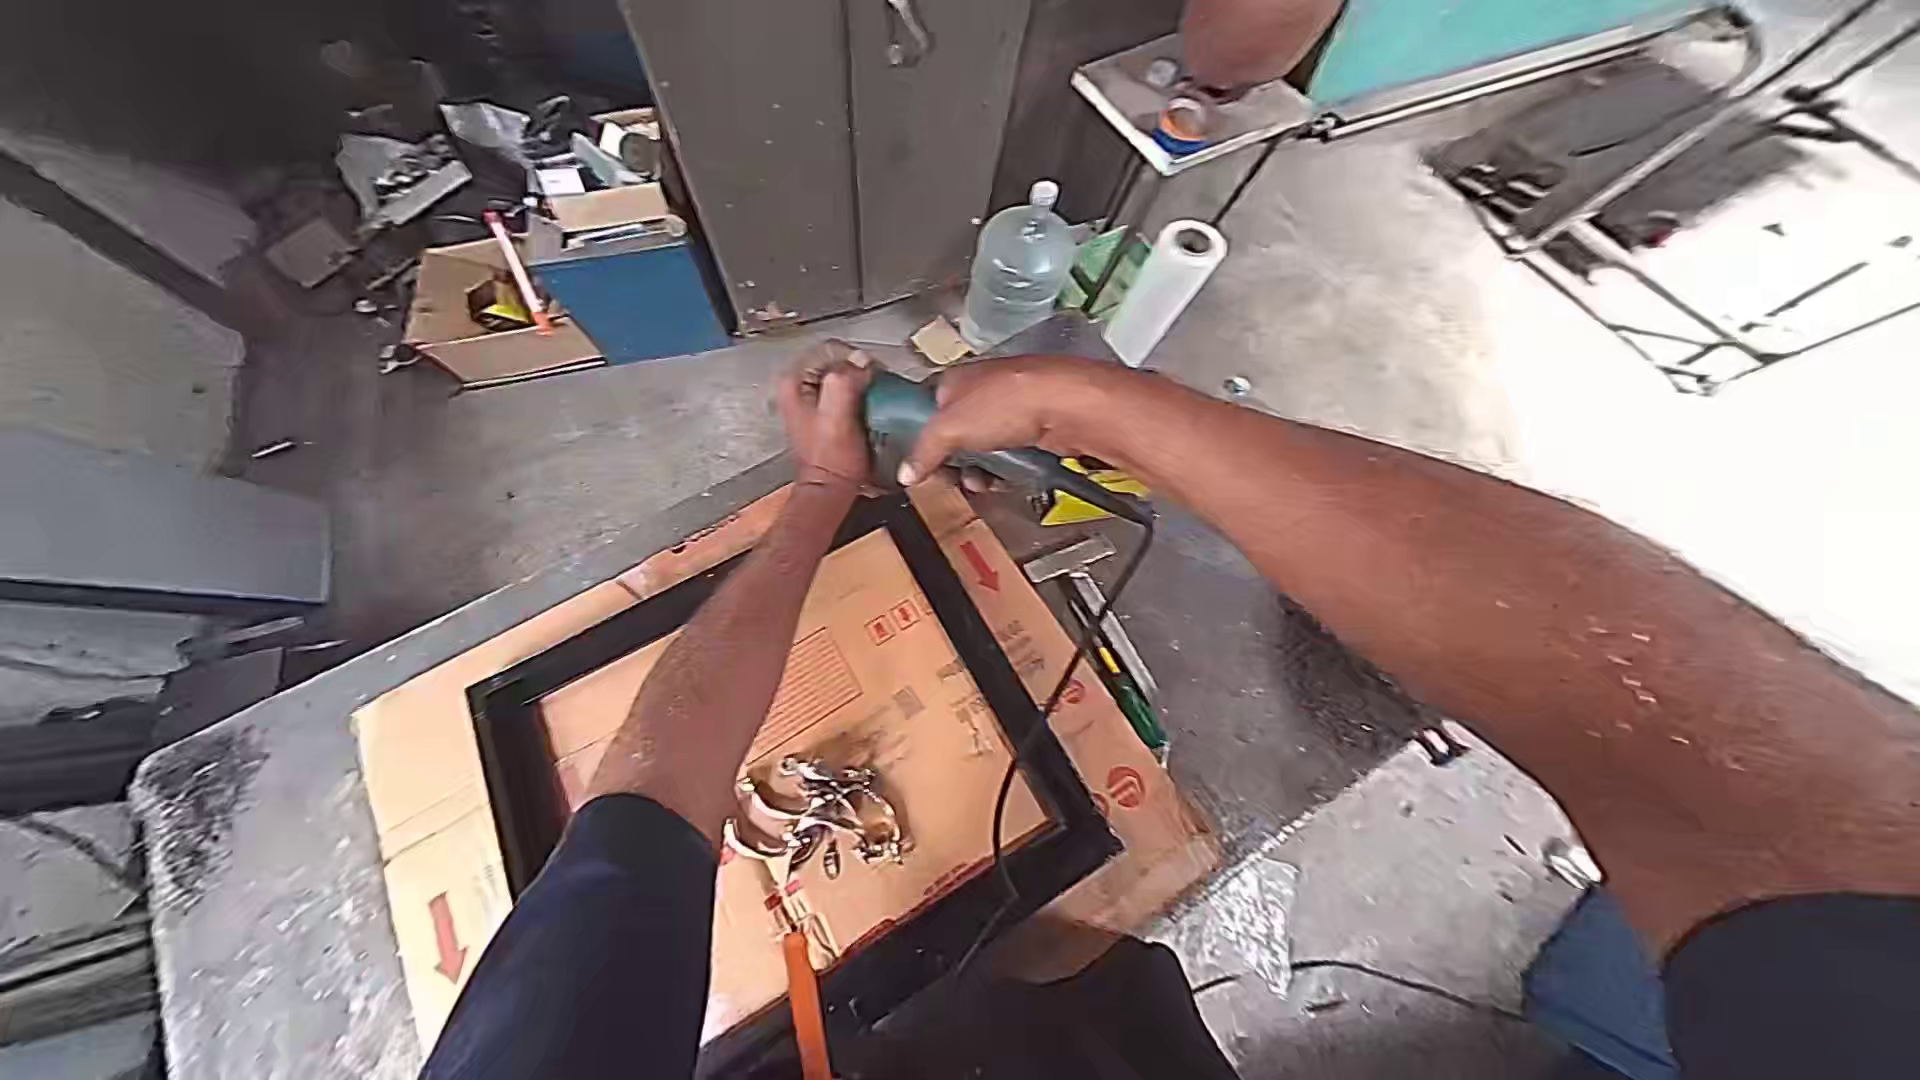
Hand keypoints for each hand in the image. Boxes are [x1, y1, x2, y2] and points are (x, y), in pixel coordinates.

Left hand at [778, 339, 873, 491]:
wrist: (830, 488)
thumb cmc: (832, 458)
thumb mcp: (838, 415)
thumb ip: (845, 380)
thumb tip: (862, 362)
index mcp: (793, 381)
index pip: (831, 348)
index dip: (857, 358)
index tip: (873, 375)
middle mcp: (797, 386)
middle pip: (837, 361)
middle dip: (860, 371)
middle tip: (876, 388)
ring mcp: (810, 400)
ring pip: (843, 376)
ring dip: (862, 384)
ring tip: (875, 399)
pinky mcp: (823, 413)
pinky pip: (846, 392)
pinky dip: (859, 396)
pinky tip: (868, 409)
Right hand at [897, 356, 1139, 486]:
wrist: (1067, 407)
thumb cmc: (1012, 399)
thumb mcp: (950, 428)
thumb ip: (924, 450)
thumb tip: (906, 471)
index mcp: (952, 381)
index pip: (921, 410)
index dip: (916, 437)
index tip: (915, 461)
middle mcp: (979, 393)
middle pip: (952, 436)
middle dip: (950, 463)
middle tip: (951, 476)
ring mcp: (1006, 412)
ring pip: (980, 451)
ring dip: (977, 472)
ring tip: (980, 481)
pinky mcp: (1029, 431)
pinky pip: (1006, 458)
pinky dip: (1002, 472)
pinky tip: (1003, 479)